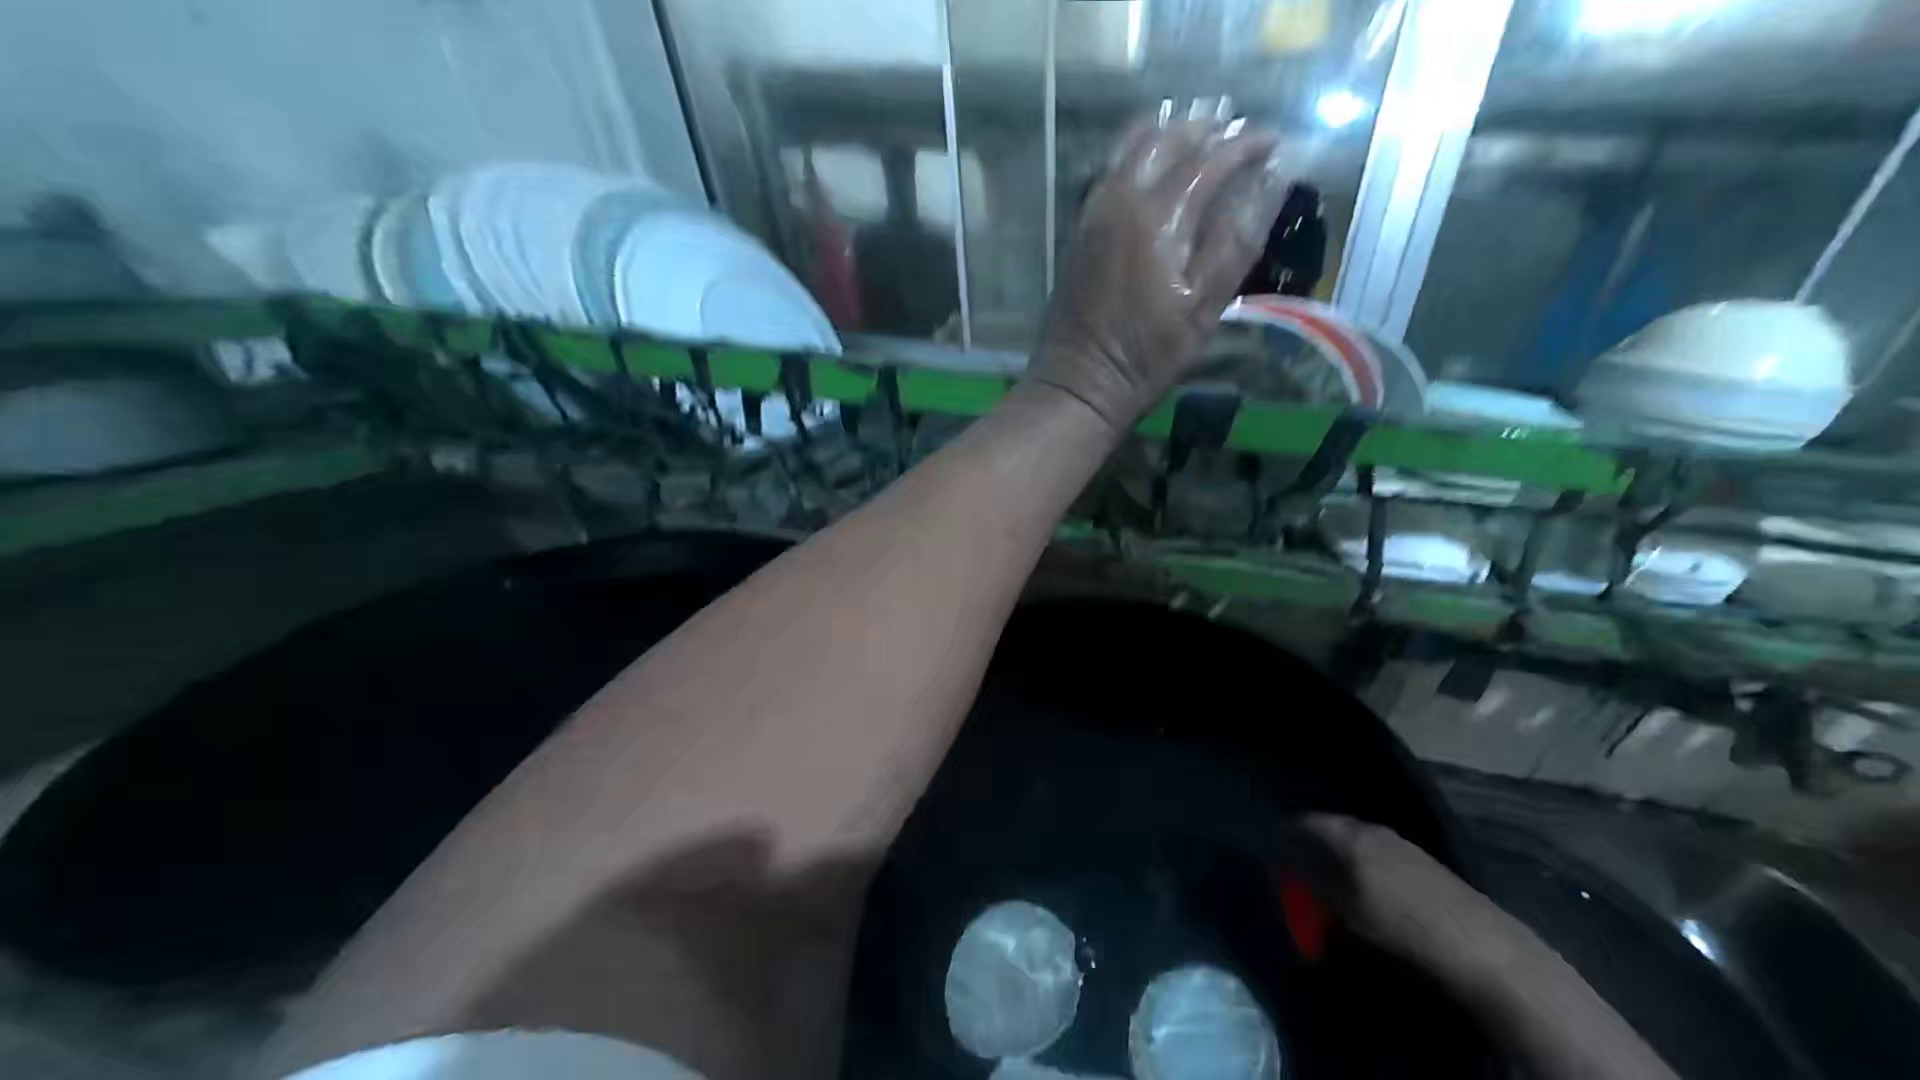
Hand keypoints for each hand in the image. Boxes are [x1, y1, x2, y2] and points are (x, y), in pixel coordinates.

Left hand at [1029, 118, 1288, 433]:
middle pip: (1168, 137)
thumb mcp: (1206, 305)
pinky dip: (1142, 156)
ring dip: (1172, 135)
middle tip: (1240, 138)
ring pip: (1133, 147)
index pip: (1211, 155)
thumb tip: (1276, 174)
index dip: (1248, 144)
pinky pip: (1113, 170)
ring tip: (1203, 143)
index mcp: (1159, 215)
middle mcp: (1121, 198)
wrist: (1079, 382)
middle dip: (1210, 130)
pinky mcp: (1080, 228)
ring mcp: (1094, 211)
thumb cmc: (1148, 354)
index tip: (1276, 143)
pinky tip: (1160, 172)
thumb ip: (1240, 236)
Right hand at [1304, 814, 1543, 986]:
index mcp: (1351, 834)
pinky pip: (1377, 849)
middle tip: (1298, 859)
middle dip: (1312, 840)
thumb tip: (1287, 863)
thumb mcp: (1345, 907)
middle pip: (1332, 826)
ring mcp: (1401, 842)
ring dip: (1339, 850)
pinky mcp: (1421, 859)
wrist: (1476, 941)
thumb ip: (1313, 881)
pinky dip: (1361, 858)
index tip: (1272, 842)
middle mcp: (1373, 829)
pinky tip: (1364, 879)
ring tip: (1329, 872)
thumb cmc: (1400, 922)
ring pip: (1356, 837)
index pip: (1306, 820)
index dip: (1285, 830)